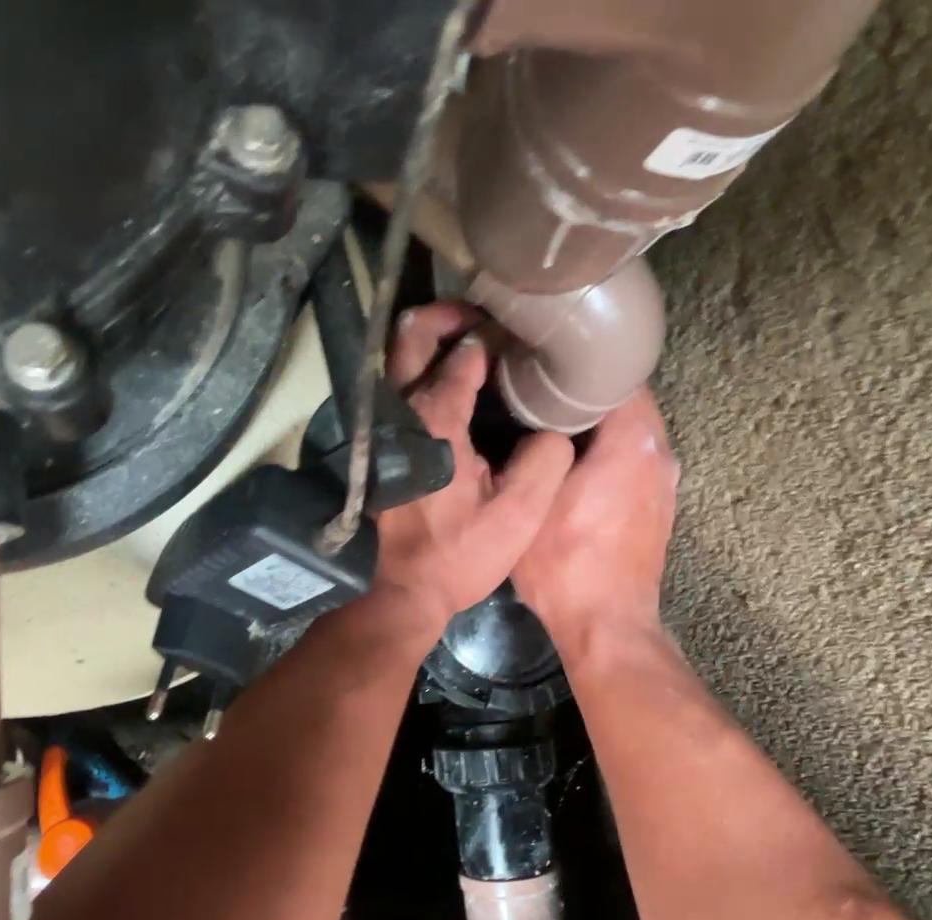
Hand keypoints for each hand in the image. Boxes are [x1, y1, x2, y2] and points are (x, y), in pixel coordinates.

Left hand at [370, 304, 574, 631]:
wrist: (395, 592)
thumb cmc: (456, 556)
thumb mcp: (518, 515)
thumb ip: (546, 460)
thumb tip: (555, 427)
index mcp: (435, 420)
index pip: (464, 353)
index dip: (495, 338)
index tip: (521, 340)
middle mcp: (400, 411)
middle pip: (411, 335)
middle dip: (448, 315)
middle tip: (485, 319)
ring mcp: (381, 427)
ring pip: (398, 359)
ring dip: (432, 342)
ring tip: (475, 347)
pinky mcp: (377, 445)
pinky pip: (398, 390)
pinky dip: (423, 374)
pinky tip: (456, 391)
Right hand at [511, 388, 678, 640]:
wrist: (606, 624)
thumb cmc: (566, 562)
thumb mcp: (534, 498)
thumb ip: (535, 448)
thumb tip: (529, 418)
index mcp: (635, 440)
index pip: (615, 375)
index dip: (576, 367)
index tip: (541, 367)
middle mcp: (661, 453)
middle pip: (625, 402)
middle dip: (584, 394)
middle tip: (537, 393)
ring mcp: (665, 482)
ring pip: (631, 432)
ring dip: (596, 426)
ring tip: (548, 426)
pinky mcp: (659, 506)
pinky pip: (633, 460)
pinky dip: (607, 452)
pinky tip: (571, 465)